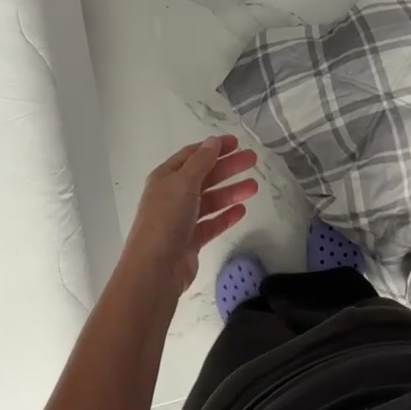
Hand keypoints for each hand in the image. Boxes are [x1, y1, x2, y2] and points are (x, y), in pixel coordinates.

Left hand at [117, 135, 259, 298]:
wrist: (156, 268)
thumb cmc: (166, 218)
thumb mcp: (183, 183)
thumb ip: (201, 161)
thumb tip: (213, 141)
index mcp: (165, 178)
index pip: (191, 156)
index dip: (213, 147)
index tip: (236, 142)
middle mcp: (172, 196)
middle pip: (204, 176)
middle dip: (228, 167)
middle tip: (252, 159)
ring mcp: (182, 220)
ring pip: (211, 200)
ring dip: (231, 191)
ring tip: (254, 187)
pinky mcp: (191, 240)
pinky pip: (212, 223)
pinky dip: (226, 216)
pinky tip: (242, 210)